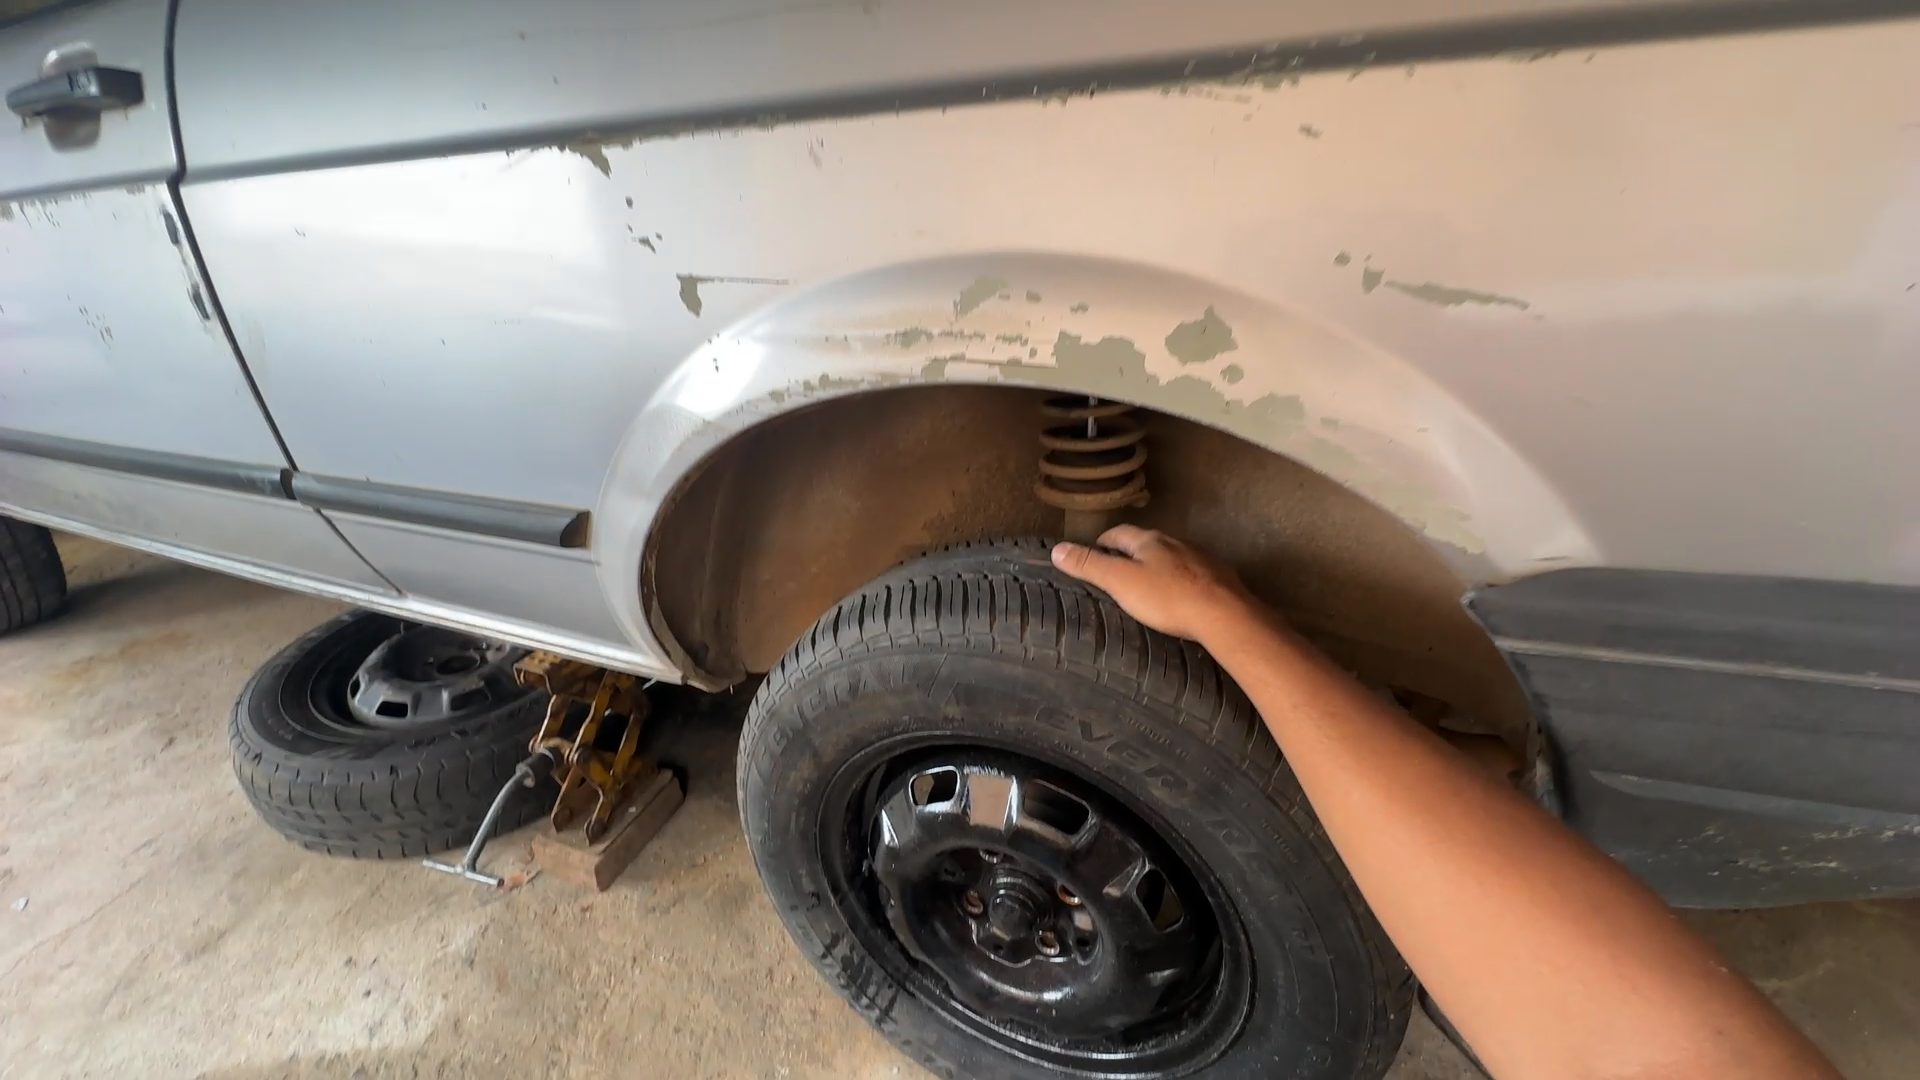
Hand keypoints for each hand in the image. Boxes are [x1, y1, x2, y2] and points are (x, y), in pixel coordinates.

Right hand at [1050, 525, 1255, 642]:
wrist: (1224, 615)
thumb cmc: (1167, 598)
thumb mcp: (1120, 582)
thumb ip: (1089, 565)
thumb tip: (1056, 548)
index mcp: (1149, 541)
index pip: (1119, 533)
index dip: (1103, 541)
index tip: (1094, 553)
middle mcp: (1176, 543)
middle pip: (1147, 543)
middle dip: (1131, 553)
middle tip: (1117, 571)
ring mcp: (1201, 559)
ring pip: (1172, 558)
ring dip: (1158, 567)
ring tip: (1147, 586)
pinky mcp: (1220, 578)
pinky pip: (1193, 575)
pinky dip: (1182, 582)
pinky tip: (1180, 598)